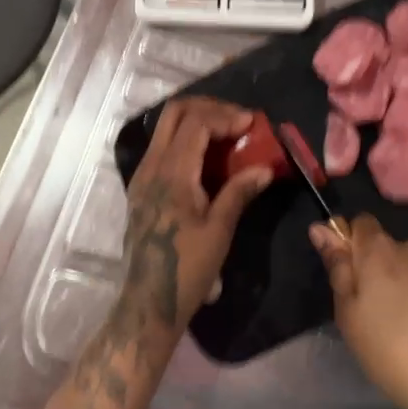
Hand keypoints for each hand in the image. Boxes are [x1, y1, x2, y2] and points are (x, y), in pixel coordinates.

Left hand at [41, 99, 270, 408]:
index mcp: (171, 172)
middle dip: (208, 108)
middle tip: (238, 119)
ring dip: (197, 120)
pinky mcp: (142, 185)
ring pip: (166, 126)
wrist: (148, 301)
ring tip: (228, 132)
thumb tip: (265, 167)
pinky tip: (209, 155)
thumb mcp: (220, 230)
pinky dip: (187, 137)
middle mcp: (151, 164)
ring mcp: (143, 174)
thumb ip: (239, 192)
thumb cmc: (187, 268)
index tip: (251, 124)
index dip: (225, 116)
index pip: (196, 123)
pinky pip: (163, 145)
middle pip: (175, 112)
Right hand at [310, 215, 407, 408]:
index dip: (349, 241)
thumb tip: (320, 228)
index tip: (345, 273)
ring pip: (407, 268)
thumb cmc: (389, 348)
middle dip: (374, 268)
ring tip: (398, 326)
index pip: (360, 221)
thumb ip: (336, 266)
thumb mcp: (348, 313)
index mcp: (378, 249)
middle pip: (384, 247)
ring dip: (399, 284)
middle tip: (368, 310)